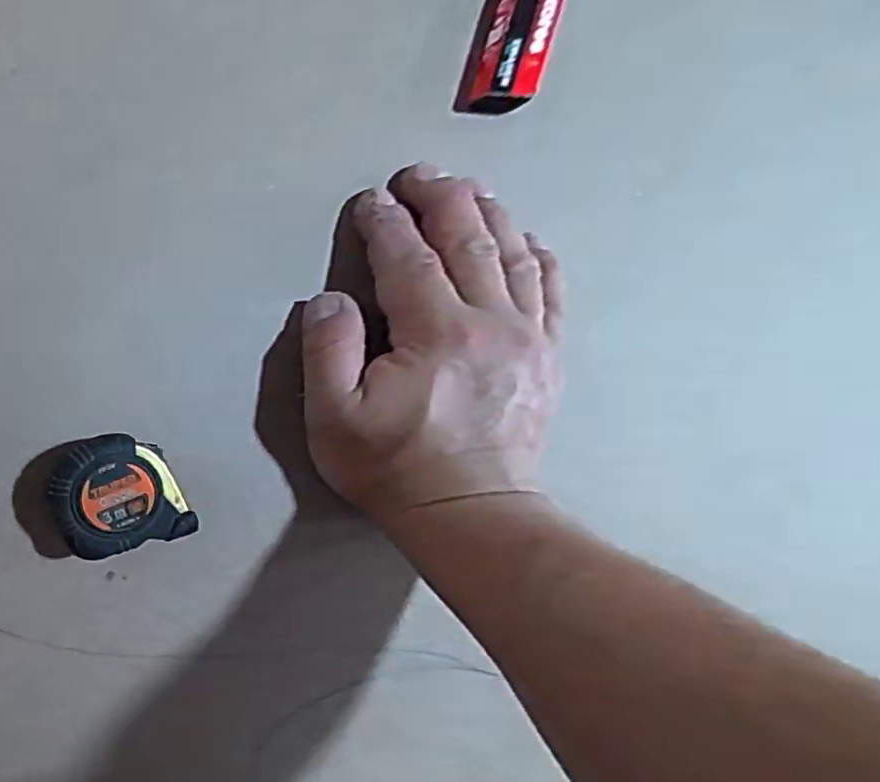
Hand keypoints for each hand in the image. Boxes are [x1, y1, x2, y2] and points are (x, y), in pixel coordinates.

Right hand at [300, 163, 563, 523]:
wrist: (466, 509)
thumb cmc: (390, 468)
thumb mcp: (333, 418)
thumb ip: (328, 352)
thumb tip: (330, 300)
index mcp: (434, 334)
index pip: (407, 261)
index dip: (386, 225)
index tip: (371, 201)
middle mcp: (489, 322)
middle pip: (468, 241)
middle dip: (441, 199)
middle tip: (419, 174)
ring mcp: (527, 336)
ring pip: (513, 254)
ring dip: (488, 214)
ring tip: (467, 192)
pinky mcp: (546, 356)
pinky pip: (551, 288)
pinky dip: (536, 254)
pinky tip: (526, 239)